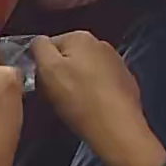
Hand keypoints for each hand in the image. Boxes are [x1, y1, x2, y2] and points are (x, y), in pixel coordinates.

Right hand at [32, 32, 165, 165]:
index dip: (41, 65)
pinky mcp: (126, 82)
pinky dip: (94, 92)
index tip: (42, 84)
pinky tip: (92, 107)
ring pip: (84, 70)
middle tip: (55, 96)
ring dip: (76, 83)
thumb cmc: (78, 98)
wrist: (117, 128)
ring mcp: (117, 63)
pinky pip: (100, 83)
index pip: (48, 45)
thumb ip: (39, 48)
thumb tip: (39, 42)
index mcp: (80, 37)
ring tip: (74, 104)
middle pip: (68, 56)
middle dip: (59, 73)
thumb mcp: (47, 70)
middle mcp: (101, 44)